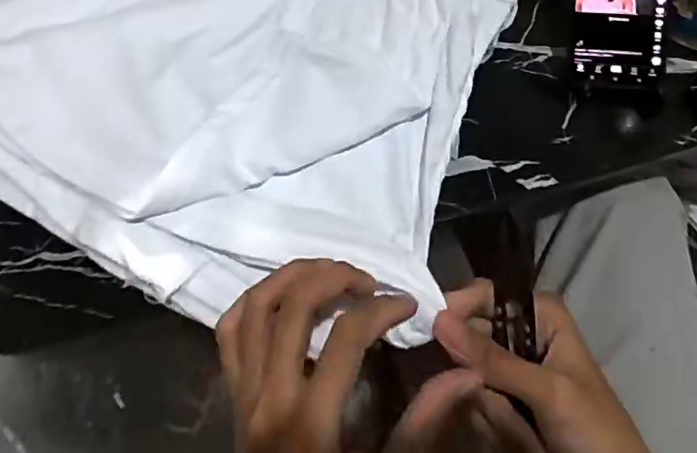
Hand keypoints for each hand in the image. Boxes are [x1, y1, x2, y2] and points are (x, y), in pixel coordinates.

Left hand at [217, 259, 485, 452]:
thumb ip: (422, 423)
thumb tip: (467, 374)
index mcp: (309, 421)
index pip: (346, 335)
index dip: (383, 308)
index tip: (408, 303)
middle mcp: (267, 398)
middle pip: (294, 305)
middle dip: (337, 276)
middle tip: (369, 281)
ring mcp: (241, 393)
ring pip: (255, 306)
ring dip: (294, 276)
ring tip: (330, 273)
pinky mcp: (230, 394)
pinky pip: (229, 331)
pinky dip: (255, 300)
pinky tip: (286, 297)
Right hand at [432, 281, 651, 452]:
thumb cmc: (593, 427)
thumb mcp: (546, 390)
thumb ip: (493, 359)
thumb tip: (438, 318)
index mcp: (541, 312)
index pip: (487, 293)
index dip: (457, 307)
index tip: (427, 329)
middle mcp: (527, 332)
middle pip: (476, 332)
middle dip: (472, 366)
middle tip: (489, 397)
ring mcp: (519, 368)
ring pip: (476, 370)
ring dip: (485, 398)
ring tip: (518, 424)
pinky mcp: (514, 400)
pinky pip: (484, 398)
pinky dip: (490, 415)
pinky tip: (514, 431)